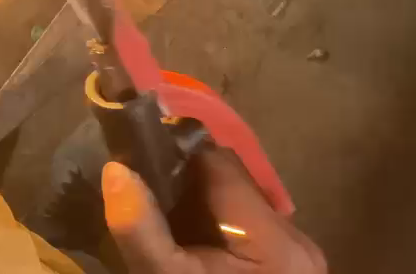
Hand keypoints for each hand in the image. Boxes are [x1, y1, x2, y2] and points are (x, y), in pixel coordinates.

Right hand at [103, 151, 325, 273]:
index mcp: (276, 240)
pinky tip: (186, 251)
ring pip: (233, 205)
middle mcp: (298, 242)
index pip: (215, 159)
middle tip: (139, 196)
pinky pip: (244, 233)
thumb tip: (115, 168)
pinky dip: (211, 231)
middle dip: (180, 181)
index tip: (132, 162)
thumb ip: (140, 228)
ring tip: (157, 224)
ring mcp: (299, 264)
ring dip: (193, 205)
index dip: (170, 152)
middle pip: (226, 180)